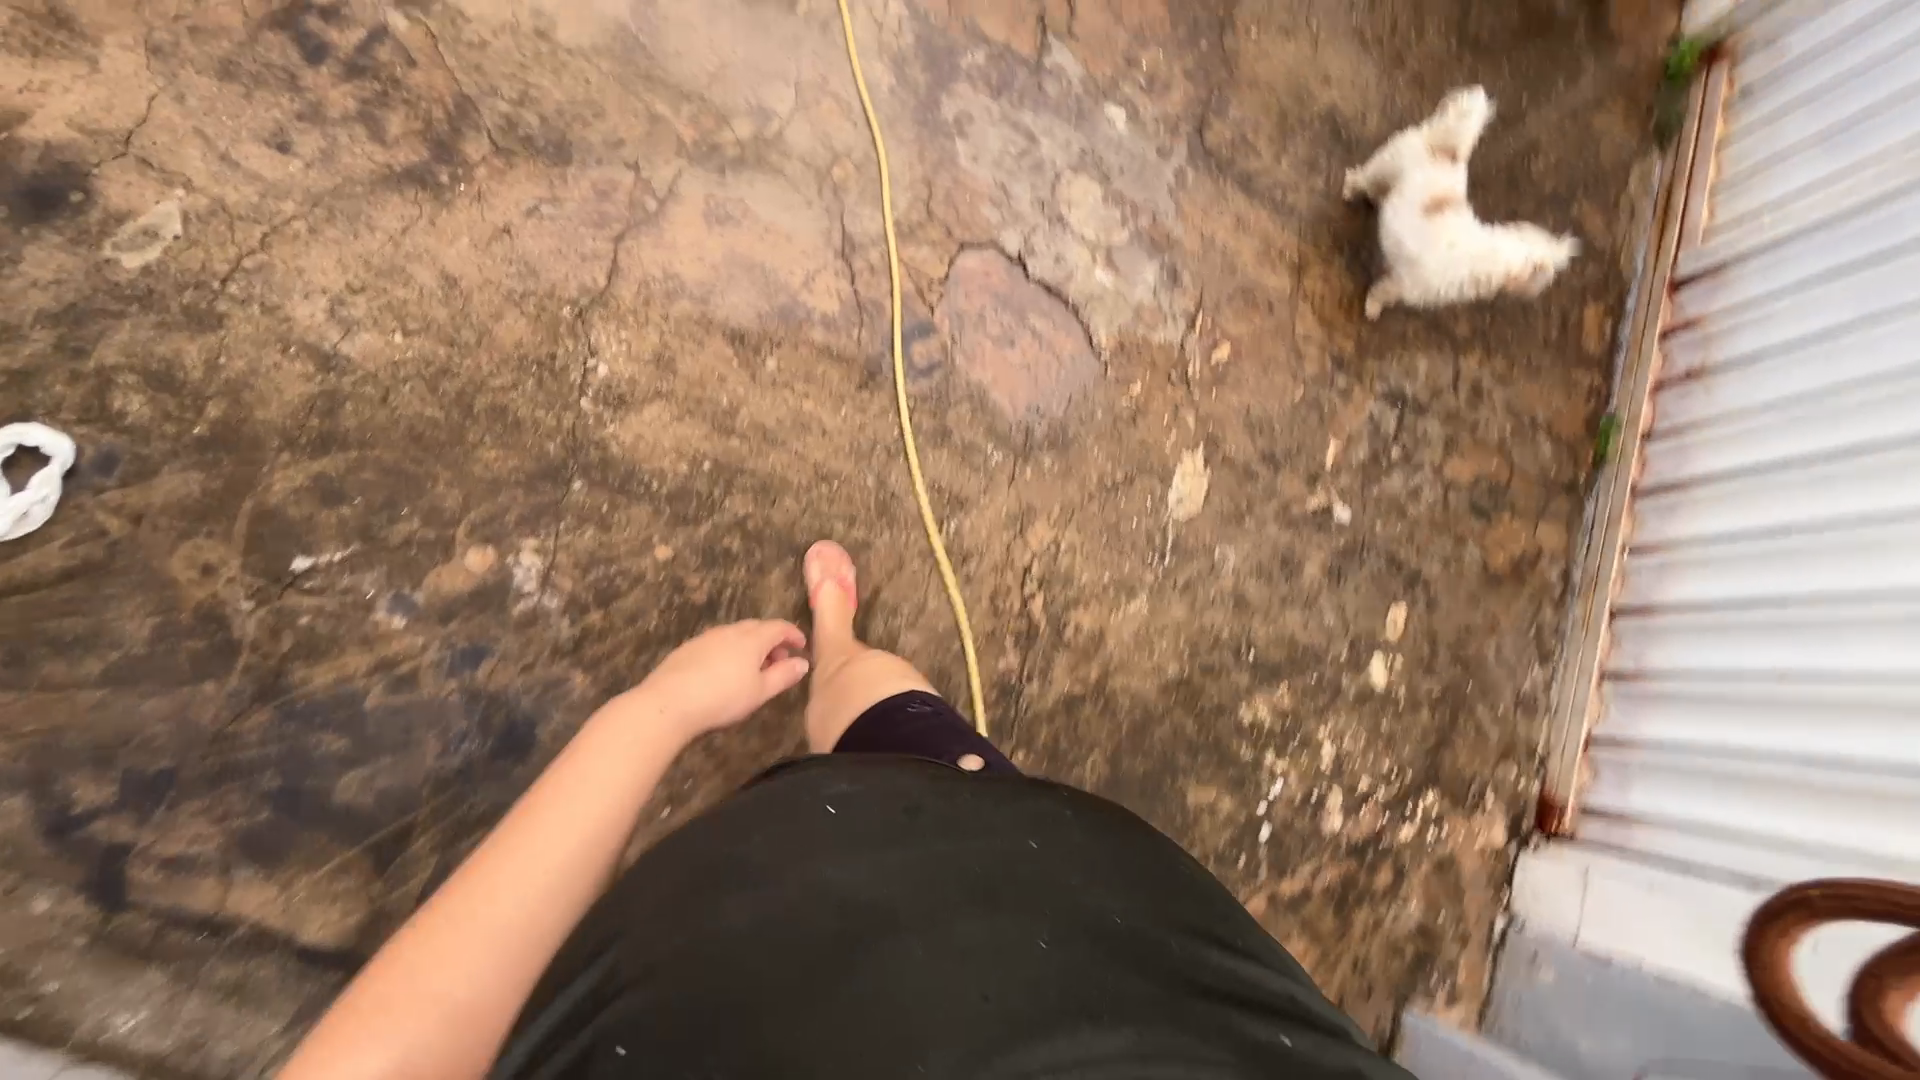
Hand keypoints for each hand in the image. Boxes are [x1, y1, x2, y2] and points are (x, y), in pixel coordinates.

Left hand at [620, 620, 810, 739]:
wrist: (668, 703)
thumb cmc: (722, 698)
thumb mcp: (760, 692)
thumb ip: (784, 675)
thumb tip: (802, 662)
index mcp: (752, 639)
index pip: (779, 627)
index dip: (793, 634)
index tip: (802, 646)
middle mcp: (730, 631)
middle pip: (757, 627)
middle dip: (772, 641)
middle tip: (779, 661)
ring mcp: (706, 637)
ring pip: (736, 634)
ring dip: (751, 646)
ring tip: (753, 669)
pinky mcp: (688, 648)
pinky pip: (718, 642)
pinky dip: (730, 650)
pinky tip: (725, 672)